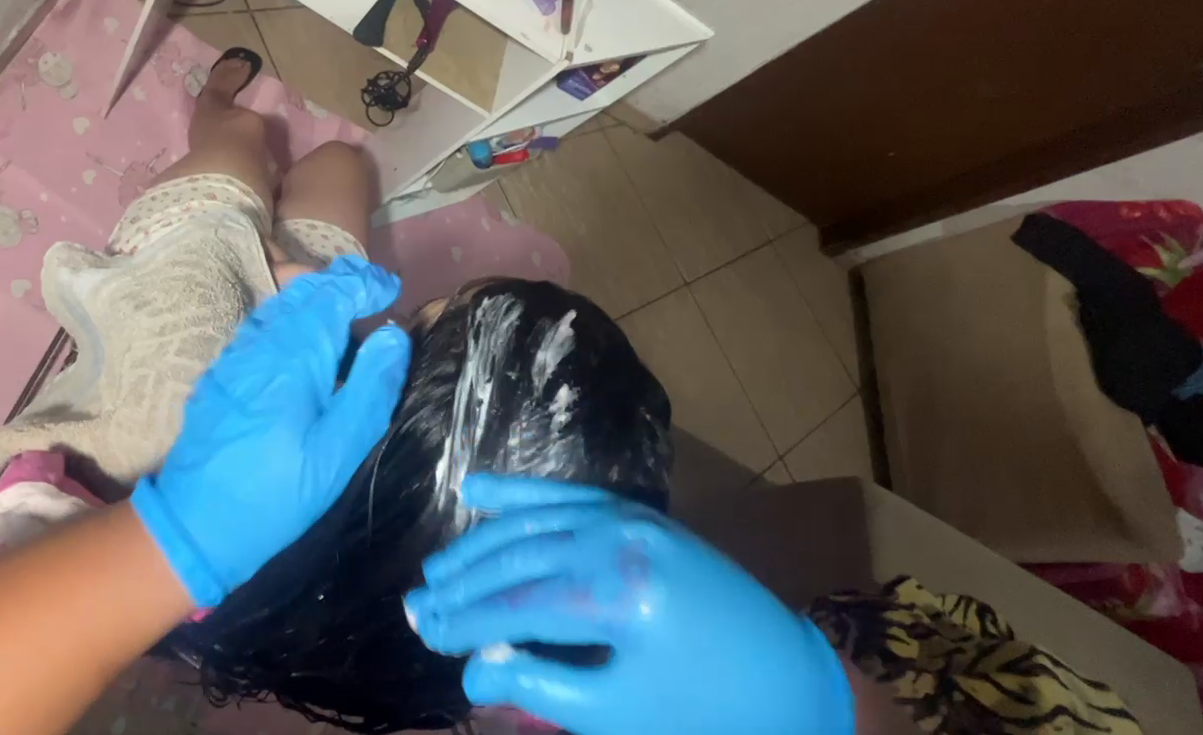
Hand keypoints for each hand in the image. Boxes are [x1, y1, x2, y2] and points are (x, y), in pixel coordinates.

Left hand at [130, 255, 410, 605]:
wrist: (194, 523)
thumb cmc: (276, 494)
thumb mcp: (337, 453)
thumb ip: (371, 389)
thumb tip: (393, 335)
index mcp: (293, 355)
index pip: (332, 294)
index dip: (364, 283)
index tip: (391, 288)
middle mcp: (260, 342)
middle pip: (303, 290)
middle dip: (341, 281)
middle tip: (375, 291)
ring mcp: (236, 355)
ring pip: (280, 305)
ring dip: (317, 297)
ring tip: (348, 314)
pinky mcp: (223, 372)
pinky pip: (264, 325)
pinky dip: (293, 317)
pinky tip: (307, 345)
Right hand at [404, 475, 852, 734]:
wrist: (787, 676)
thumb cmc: (705, 713)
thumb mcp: (621, 715)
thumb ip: (539, 685)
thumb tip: (468, 670)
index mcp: (619, 597)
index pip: (517, 607)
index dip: (464, 621)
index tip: (422, 633)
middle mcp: (615, 540)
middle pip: (516, 559)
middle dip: (461, 584)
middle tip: (415, 604)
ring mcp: (624, 516)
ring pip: (530, 523)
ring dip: (478, 545)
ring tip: (436, 569)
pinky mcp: (632, 509)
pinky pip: (562, 495)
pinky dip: (517, 494)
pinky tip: (476, 490)